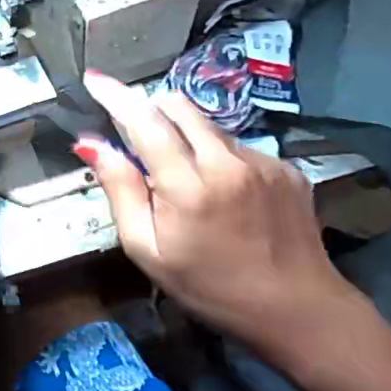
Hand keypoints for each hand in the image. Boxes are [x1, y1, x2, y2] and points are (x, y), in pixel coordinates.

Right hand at [76, 72, 370, 353]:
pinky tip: (224, 194)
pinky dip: (218, 157)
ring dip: (185, 136)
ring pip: (209, 125)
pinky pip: (238, 145)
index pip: (144, 122)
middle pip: (179, 107)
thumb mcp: (148, 250)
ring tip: (186, 179)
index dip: (116, 96)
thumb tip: (91, 144)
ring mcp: (263, 161)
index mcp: (188, 186)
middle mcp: (227, 162)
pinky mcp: (286, 168)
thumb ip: (120, 190)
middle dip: (151, 110)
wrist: (298, 311)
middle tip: (138, 138)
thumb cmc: (209, 288)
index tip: (94, 79)